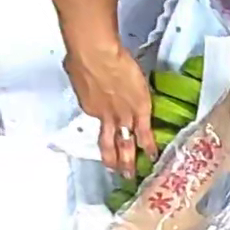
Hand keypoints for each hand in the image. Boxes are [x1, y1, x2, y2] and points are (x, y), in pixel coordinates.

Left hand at [66, 41, 157, 175]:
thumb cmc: (83, 57)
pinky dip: (147, 146)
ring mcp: (122, 116)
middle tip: (117, 173)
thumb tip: (90, 81)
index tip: (109, 135)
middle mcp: (104, 116)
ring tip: (131, 174)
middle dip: (113, 159)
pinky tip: (151, 157)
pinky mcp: (139, 112)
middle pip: (109, 142)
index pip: (100, 118)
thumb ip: (88, 82)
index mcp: (90, 105)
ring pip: (125, 143)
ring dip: (128, 160)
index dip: (105, 126)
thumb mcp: (78, 72)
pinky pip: (144, 133)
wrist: (95, 54)